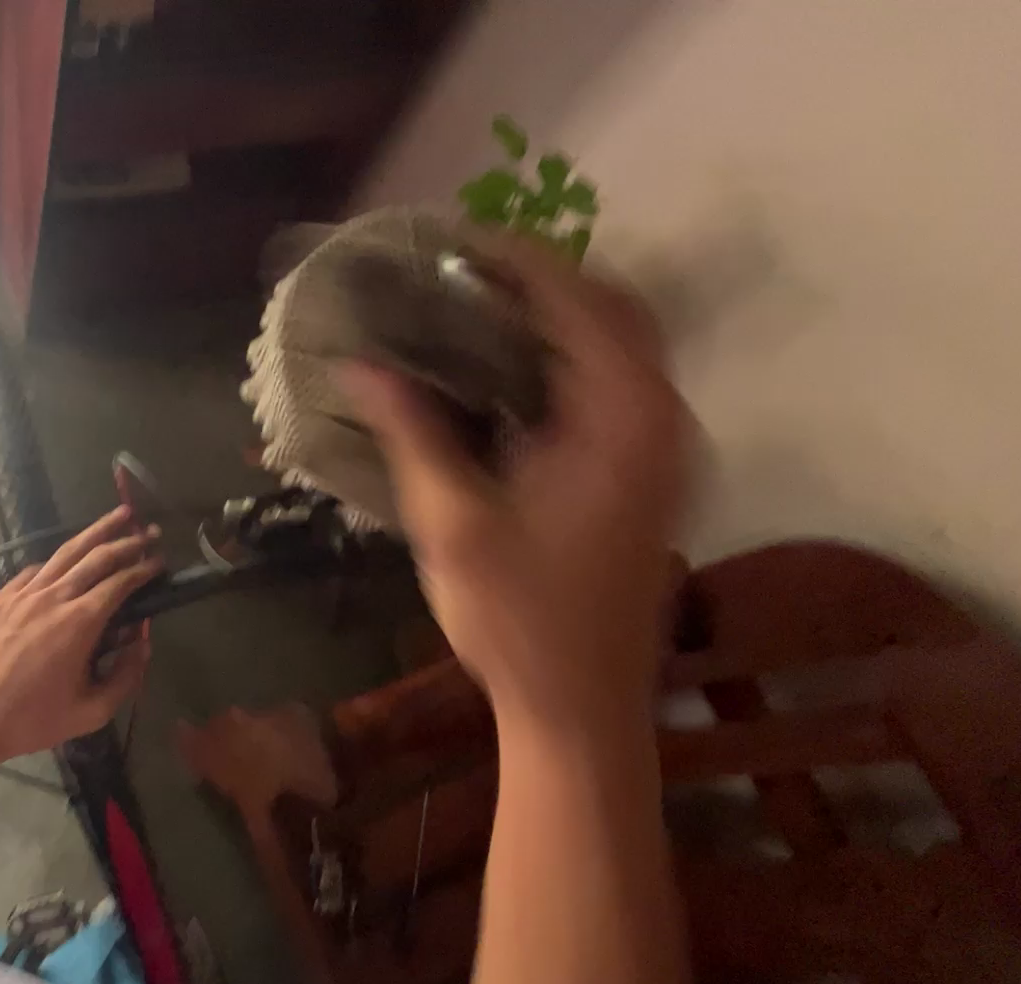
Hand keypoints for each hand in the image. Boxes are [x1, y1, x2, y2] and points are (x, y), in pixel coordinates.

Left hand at [0, 506, 161, 766]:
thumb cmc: (35, 720)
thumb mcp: (92, 711)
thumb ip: (126, 676)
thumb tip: (143, 643)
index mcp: (80, 622)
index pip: (120, 582)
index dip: (144, 568)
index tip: (160, 561)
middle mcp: (53, 597)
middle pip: (96, 556)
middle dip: (127, 541)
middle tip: (148, 531)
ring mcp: (22, 593)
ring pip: (65, 553)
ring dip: (95, 533)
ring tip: (118, 516)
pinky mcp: (0, 598)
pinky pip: (34, 571)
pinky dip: (57, 561)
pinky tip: (67, 560)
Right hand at [341, 233, 693, 717]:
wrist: (577, 703)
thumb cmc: (516, 618)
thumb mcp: (452, 522)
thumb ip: (411, 433)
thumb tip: (360, 367)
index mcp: (622, 423)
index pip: (579, 304)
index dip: (518, 262)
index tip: (455, 243)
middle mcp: (659, 422)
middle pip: (612, 312)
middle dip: (541, 280)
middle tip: (463, 274)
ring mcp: (660, 450)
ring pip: (618, 348)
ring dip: (555, 318)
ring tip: (476, 309)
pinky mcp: (644, 476)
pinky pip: (612, 387)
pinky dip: (564, 361)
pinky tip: (505, 376)